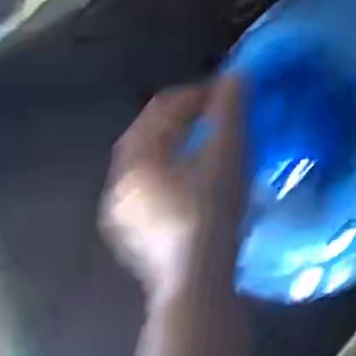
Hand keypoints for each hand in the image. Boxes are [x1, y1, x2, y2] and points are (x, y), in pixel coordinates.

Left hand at [103, 77, 249, 298]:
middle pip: (149, 133)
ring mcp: (123, 211)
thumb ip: (231, 109)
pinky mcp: (134, 233)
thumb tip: (236, 76)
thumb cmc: (212, 209)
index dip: (197, 92)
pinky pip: (150, 185)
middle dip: (183, 116)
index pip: (161, 108)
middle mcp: (119, 182)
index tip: (230, 93)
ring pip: (148, 161)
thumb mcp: (229, 152)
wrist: (197, 280)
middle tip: (220, 111)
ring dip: (177, 142)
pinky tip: (199, 179)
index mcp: (136, 159)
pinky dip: (172, 168)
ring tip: (212, 141)